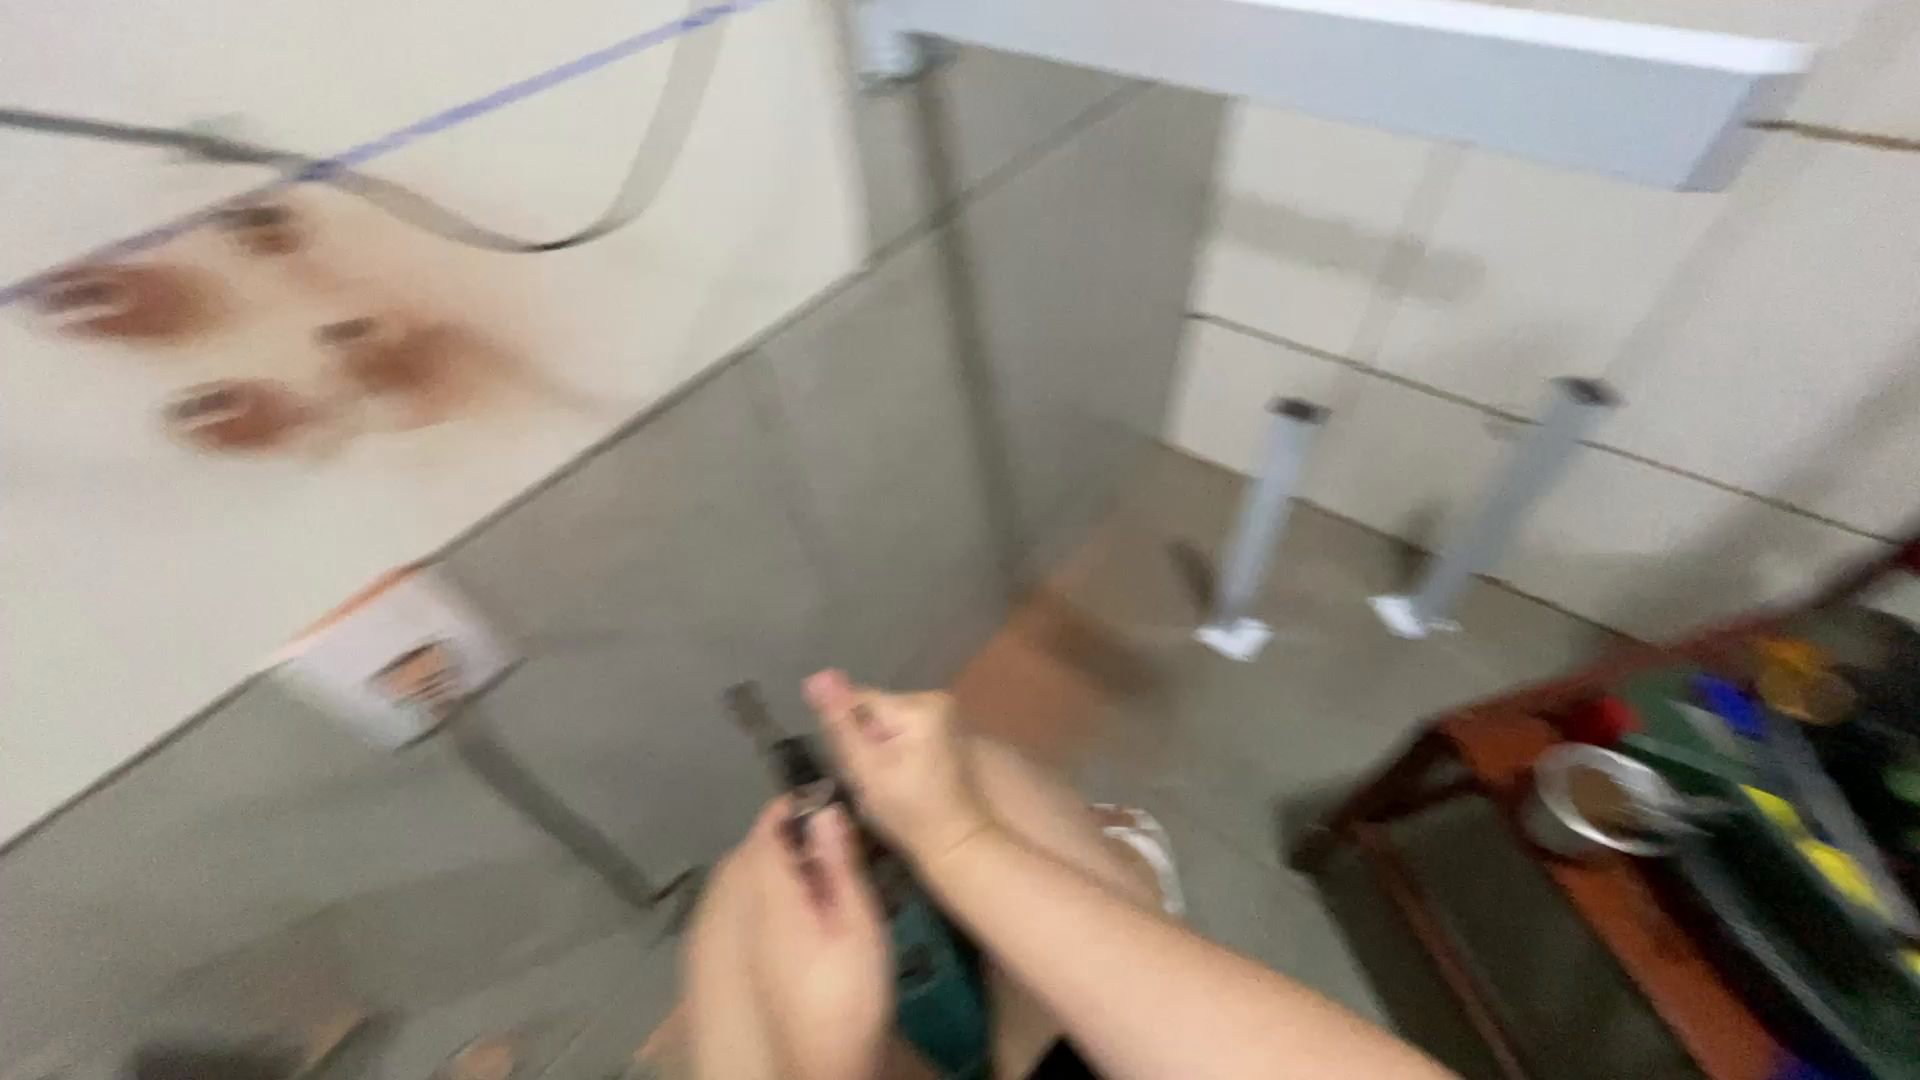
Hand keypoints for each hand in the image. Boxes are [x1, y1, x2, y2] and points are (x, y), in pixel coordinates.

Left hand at [743, 798, 890, 1079]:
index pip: (765, 834)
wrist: (825, 1067)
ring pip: (759, 877)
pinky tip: (817, 895)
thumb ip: (840, 866)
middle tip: (837, 822)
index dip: (789, 805)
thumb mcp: (859, 925)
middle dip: (791, 828)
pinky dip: (785, 882)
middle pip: (759, 852)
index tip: (822, 791)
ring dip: (788, 855)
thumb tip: (826, 811)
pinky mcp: (759, 958)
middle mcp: (753, 914)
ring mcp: (752, 939)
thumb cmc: (851, 994)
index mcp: (775, 900)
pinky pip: (762, 900)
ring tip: (832, 854)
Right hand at [804, 670, 995, 869]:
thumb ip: (840, 723)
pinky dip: (893, 749)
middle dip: (864, 740)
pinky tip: (899, 774)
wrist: (953, 840)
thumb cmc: (907, 812)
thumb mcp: (865, 769)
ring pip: (885, 720)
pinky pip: (901, 728)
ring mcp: (943, 711)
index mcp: (919, 704)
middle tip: (871, 778)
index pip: (858, 701)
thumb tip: (818, 676)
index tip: (856, 766)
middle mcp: (935, 697)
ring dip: (877, 746)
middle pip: (873, 710)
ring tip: (886, 779)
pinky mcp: (943, 726)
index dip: (847, 734)